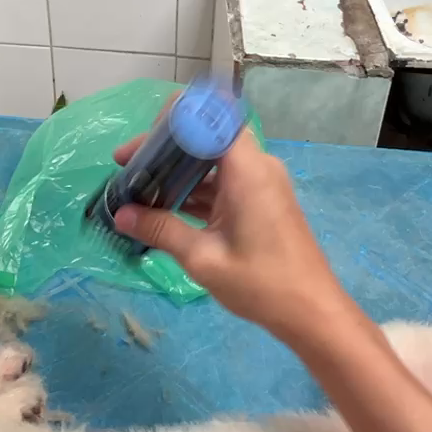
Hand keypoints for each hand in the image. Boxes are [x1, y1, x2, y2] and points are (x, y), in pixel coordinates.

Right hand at [111, 133, 356, 343]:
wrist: (311, 311)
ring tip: (136, 192)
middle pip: (206, 139)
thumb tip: (120, 215)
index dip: (169, 125)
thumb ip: (161, 230)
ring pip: (212, 163)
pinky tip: (164, 209)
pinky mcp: (262, 201)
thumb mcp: (203, 259)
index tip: (137, 151)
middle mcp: (257, 166)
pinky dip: (196, 192)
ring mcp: (261, 183)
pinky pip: (224, 183)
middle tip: (126, 171)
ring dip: (177, 175)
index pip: (207, 120)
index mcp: (247, 170)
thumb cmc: (261, 284)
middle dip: (164, 152)